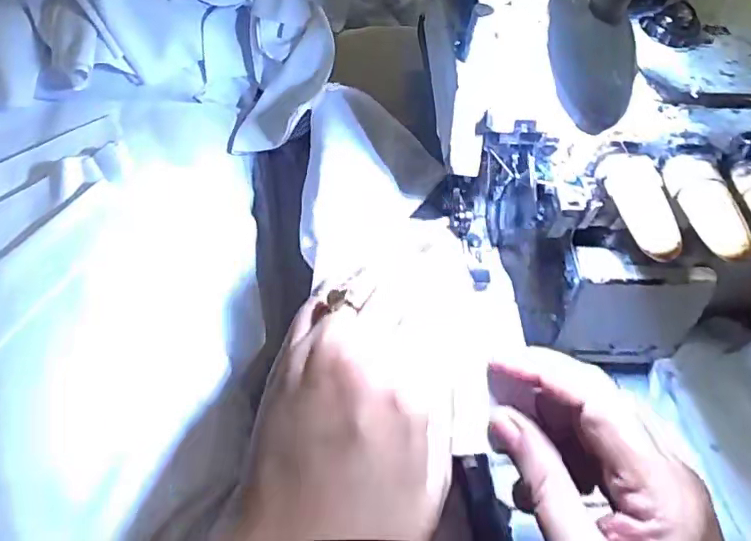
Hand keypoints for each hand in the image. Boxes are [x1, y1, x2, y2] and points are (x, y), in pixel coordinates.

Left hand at [221, 252, 458, 540]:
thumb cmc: (370, 524)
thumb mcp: (433, 477)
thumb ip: (449, 407)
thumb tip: (455, 352)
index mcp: (409, 389)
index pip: (438, 311)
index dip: (451, 283)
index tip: (460, 268)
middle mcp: (366, 356)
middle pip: (403, 285)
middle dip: (427, 256)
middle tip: (441, 238)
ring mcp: (322, 350)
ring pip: (363, 281)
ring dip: (390, 257)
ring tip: (410, 239)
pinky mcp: (290, 353)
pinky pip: (323, 297)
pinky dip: (347, 276)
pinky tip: (363, 266)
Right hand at [490, 348, 721, 540]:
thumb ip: (542, 480)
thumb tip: (503, 419)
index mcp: (661, 482)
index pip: (597, 398)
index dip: (544, 370)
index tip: (498, 360)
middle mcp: (675, 467)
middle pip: (604, 403)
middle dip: (547, 390)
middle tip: (497, 387)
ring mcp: (674, 481)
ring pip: (609, 424)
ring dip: (558, 422)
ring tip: (511, 433)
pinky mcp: (665, 497)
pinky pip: (616, 455)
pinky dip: (576, 453)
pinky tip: (541, 472)